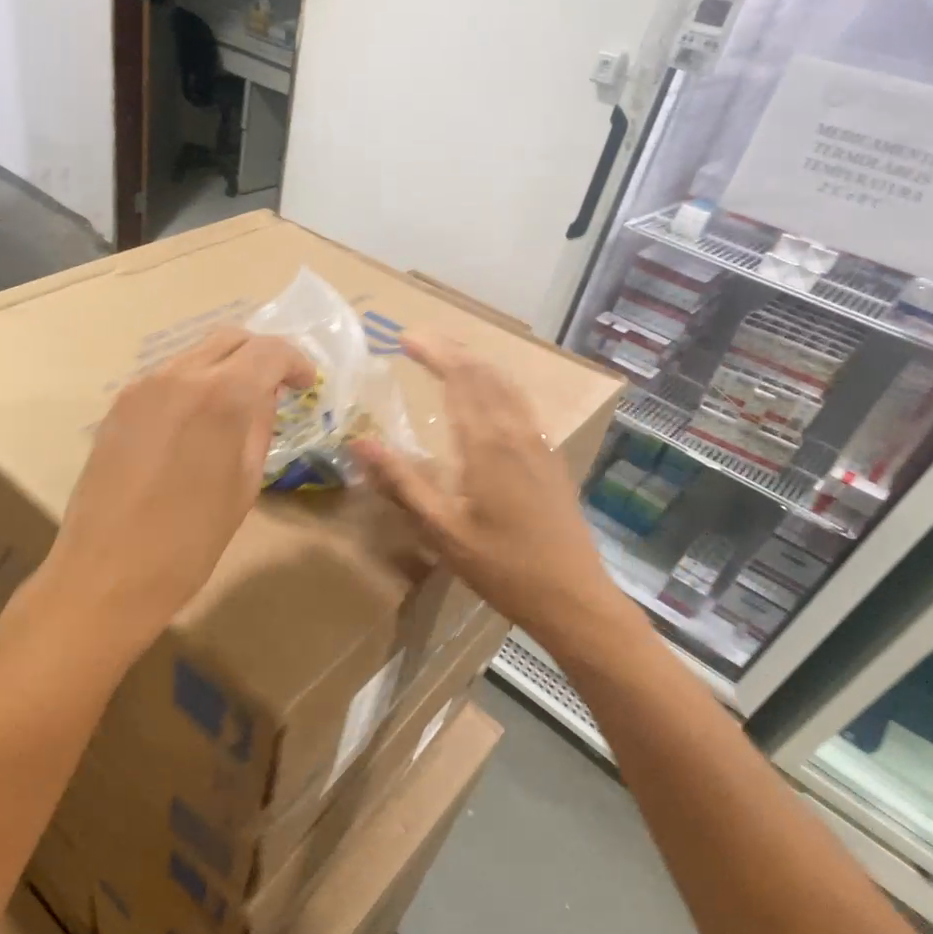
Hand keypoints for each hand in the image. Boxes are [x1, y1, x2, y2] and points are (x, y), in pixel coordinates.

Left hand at [41, 328, 314, 651]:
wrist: (108, 572)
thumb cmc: (190, 542)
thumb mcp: (244, 485)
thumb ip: (258, 428)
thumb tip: (264, 397)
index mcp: (222, 396)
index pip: (269, 351)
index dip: (295, 362)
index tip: (306, 385)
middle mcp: (180, 376)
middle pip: (229, 338)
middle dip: (260, 355)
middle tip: (276, 388)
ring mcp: (142, 387)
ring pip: (194, 355)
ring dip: (224, 369)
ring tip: (236, 408)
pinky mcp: (118, 406)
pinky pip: (166, 378)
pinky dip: (192, 386)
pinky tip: (197, 424)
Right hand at [353, 334, 614, 642]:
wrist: (573, 597)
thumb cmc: (502, 568)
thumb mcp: (442, 531)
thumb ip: (401, 483)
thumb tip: (359, 442)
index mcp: (488, 445)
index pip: (460, 379)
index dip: (433, 352)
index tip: (404, 337)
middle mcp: (517, 433)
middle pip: (486, 374)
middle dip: (453, 350)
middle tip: (420, 340)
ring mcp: (540, 444)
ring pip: (508, 386)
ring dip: (477, 364)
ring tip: (450, 358)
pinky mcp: (551, 459)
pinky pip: (522, 405)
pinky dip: (497, 386)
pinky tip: (489, 401)